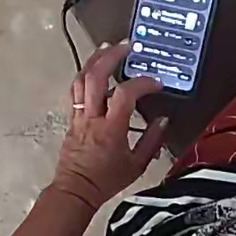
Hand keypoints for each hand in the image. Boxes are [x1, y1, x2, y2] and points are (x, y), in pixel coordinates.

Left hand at [47, 41, 167, 212]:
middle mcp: (92, 118)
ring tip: (107, 48)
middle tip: (125, 46)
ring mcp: (79, 116)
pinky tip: (94, 70)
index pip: (125, 95)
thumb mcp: (137, 165)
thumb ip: (152, 140)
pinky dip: (86, 76)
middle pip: (96, 77)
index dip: (142, 83)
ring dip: (94, 60)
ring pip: (81, 80)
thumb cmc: (105, 180)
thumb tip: (163, 121)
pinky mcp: (72, 118)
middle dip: (110, 57)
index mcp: (111, 129)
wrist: (75, 190)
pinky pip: (76, 91)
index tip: (155, 83)